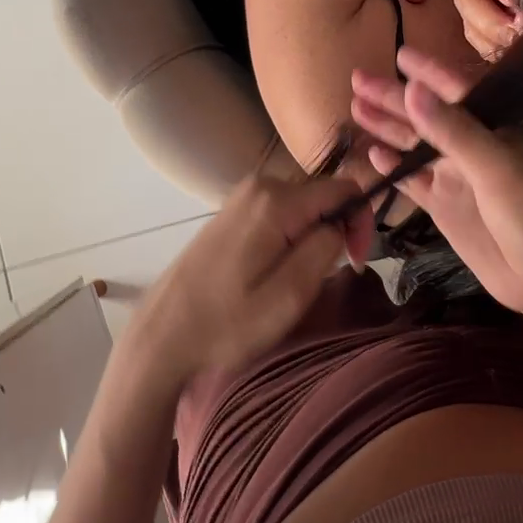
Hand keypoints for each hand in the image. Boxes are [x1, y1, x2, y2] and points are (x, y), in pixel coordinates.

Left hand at [128, 177, 370, 386]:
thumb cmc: (226, 324)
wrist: (161, 337)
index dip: (361, 221)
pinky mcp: (232, 213)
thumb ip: (324, 250)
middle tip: (323, 279)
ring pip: (302, 208)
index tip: (355, 261)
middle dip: (335, 232)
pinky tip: (273, 275)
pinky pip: (279, 215)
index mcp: (276, 201)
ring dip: (311, 240)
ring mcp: (242, 197)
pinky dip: (290, 239)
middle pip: (322, 196)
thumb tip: (340, 223)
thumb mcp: (288, 296)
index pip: (344, 188)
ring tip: (295, 282)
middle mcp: (259, 186)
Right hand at [350, 47, 522, 315]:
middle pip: (424, 116)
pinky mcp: (443, 207)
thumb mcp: (495, 168)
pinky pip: (412, 180)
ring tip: (356, 106)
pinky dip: (394, 166)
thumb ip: (452, 131)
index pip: (453, 92)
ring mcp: (454, 177)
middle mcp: (469, 147)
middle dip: (393, 97)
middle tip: (358, 78)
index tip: (400, 54)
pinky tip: (373, 151)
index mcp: (491, 129)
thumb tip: (413, 90)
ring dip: (387, 126)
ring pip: (413, 145)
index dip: (428, 72)